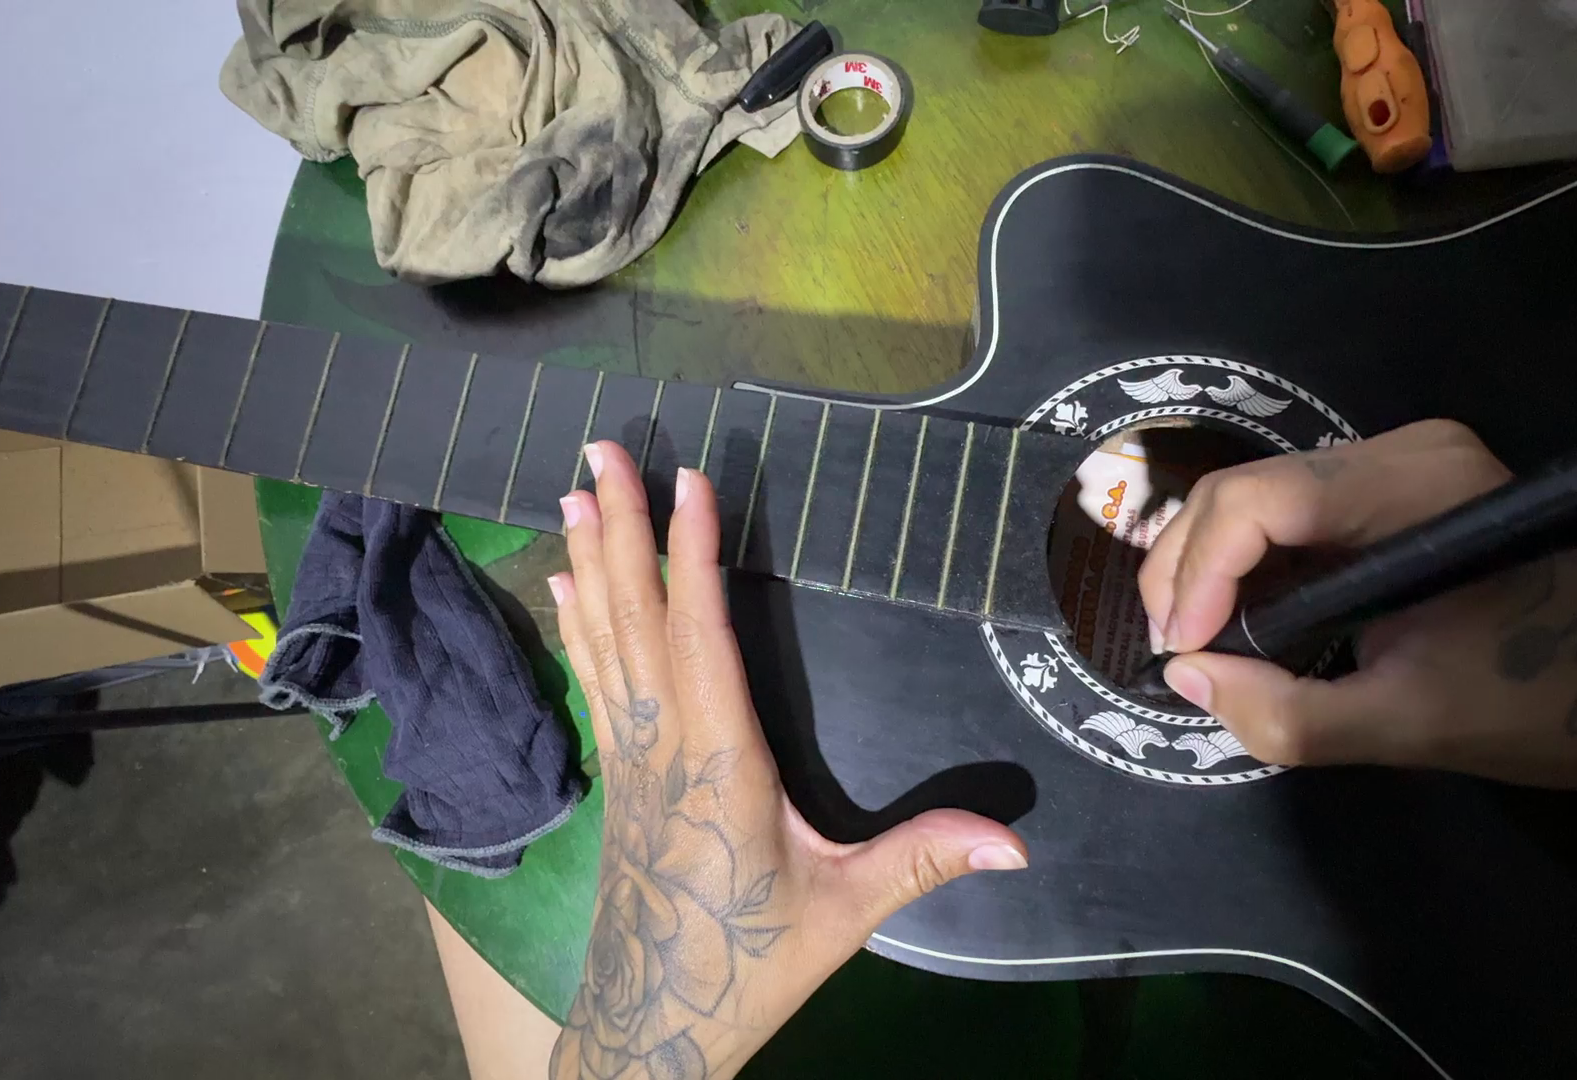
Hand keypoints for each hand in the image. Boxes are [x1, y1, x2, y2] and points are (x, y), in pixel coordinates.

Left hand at [547, 441, 1027, 1079]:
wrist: (655, 1022)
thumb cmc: (750, 959)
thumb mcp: (844, 911)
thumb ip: (921, 861)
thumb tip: (1014, 841)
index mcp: (719, 757)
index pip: (699, 634)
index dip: (692, 553)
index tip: (686, 481)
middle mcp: (664, 737)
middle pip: (637, 616)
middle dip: (620, 527)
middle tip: (598, 452)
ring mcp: (631, 750)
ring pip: (604, 637)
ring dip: (589, 558)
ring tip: (570, 491)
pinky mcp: (619, 767)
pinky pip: (593, 675)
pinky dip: (578, 621)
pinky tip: (563, 582)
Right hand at [1138, 419, 1576, 809]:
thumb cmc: (1544, 707)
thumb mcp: (1409, 730)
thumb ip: (1289, 718)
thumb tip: (1185, 675)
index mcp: (1421, 489)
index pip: (1262, 500)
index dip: (1202, 570)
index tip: (1184, 647)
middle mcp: (1396, 451)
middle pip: (1238, 492)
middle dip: (1186, 569)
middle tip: (1176, 646)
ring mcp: (1384, 462)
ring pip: (1242, 499)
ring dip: (1199, 566)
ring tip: (1194, 634)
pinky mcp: (1371, 487)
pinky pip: (1269, 513)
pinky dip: (1233, 563)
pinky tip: (1231, 612)